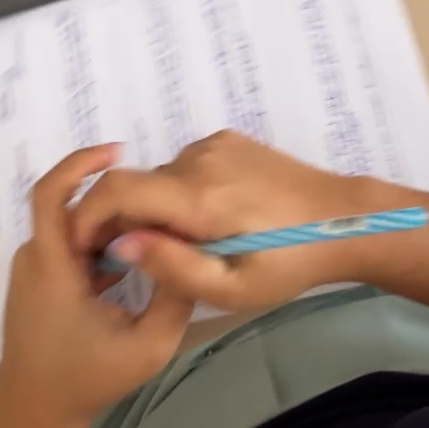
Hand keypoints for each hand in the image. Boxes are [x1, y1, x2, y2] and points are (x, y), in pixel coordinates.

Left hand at [0, 145, 194, 427]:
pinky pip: (71, 248)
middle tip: (158, 209)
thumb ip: (174, 297)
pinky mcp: (40, 283)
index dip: (80, 163)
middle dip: (115, 203)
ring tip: (152, 236)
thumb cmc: (86, 381)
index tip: (117, 152)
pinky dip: (101, 247)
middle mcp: (36, 259)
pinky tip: (131, 266)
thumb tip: (192, 252)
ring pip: (75, 228)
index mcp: (52, 266)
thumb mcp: (147, 346)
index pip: (51, 194)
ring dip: (111, 227)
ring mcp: (34, 272)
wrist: (34, 417)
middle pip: (73, 207)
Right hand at [70, 131, 396, 311]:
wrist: (343, 219)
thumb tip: (119, 244)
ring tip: (189, 241)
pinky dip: (181, 190)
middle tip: (145, 258)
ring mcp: (215, 143)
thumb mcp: (231, 288)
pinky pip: (185, 165)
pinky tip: (212, 216)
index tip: (85, 248)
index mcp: (198, 197)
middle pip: (135, 185)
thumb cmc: (288, 264)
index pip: (116, 189)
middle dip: (124, 220)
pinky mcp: (229, 139)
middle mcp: (199, 159)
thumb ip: (171, 266)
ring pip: (160, 177)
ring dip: (157, 207)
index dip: (88, 216)